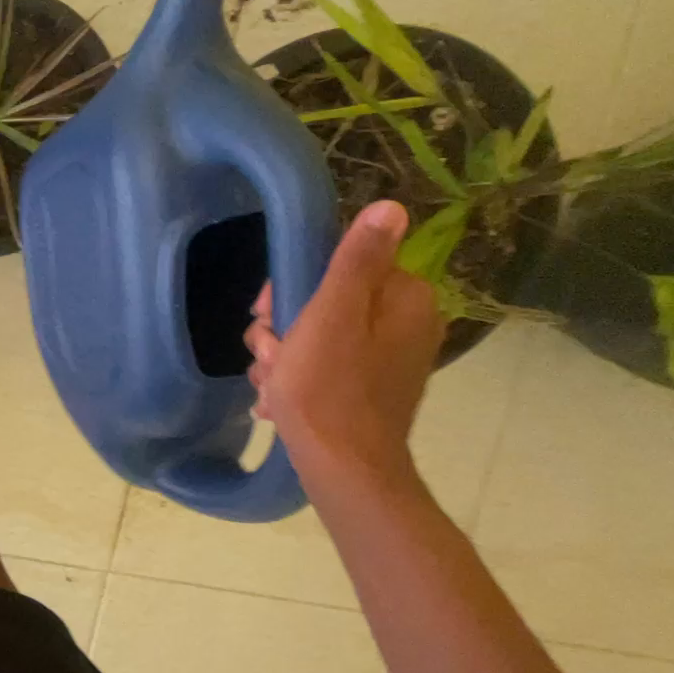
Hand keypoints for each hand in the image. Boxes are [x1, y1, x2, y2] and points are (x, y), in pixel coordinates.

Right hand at [244, 199, 444, 486]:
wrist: (341, 466)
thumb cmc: (328, 388)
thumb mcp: (331, 316)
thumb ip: (355, 261)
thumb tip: (391, 206)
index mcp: (404, 300)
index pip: (340, 266)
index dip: (292, 288)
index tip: (268, 314)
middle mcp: (405, 324)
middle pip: (325, 301)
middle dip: (282, 327)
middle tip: (269, 353)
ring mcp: (387, 359)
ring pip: (316, 336)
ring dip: (282, 355)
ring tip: (271, 382)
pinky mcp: (368, 388)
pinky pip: (322, 365)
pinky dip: (296, 378)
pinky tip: (279, 398)